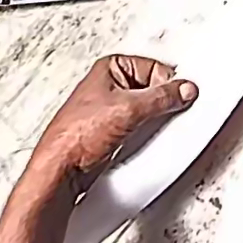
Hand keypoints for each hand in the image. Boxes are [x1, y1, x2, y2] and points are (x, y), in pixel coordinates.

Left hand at [33, 55, 196, 186]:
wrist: (58, 174)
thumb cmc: (75, 136)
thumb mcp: (129, 109)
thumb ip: (162, 98)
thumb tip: (184, 90)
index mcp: (111, 68)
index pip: (156, 68)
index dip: (168, 84)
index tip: (178, 97)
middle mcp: (111, 85)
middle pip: (153, 89)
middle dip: (161, 103)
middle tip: (165, 115)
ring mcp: (112, 110)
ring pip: (148, 110)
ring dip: (154, 121)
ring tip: (148, 131)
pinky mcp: (113, 132)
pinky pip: (141, 127)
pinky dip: (146, 134)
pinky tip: (143, 142)